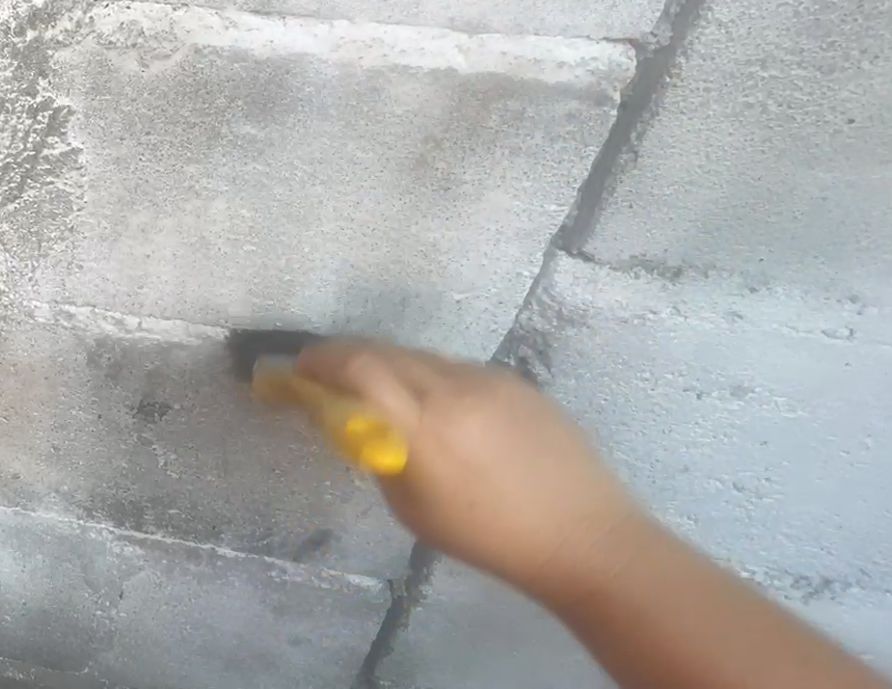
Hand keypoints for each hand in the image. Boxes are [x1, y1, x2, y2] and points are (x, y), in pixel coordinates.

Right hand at [295, 340, 648, 604]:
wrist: (593, 541)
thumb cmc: (490, 536)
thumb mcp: (411, 506)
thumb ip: (377, 450)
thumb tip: (349, 416)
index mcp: (424, 425)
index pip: (356, 367)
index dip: (319, 361)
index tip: (297, 370)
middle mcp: (451, 387)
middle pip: (378, 349)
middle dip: (341, 356)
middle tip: (323, 373)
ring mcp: (486, 378)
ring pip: (414, 354)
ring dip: (382, 362)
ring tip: (375, 387)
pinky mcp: (513, 379)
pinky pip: (451, 365)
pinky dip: (424, 373)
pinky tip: (433, 403)